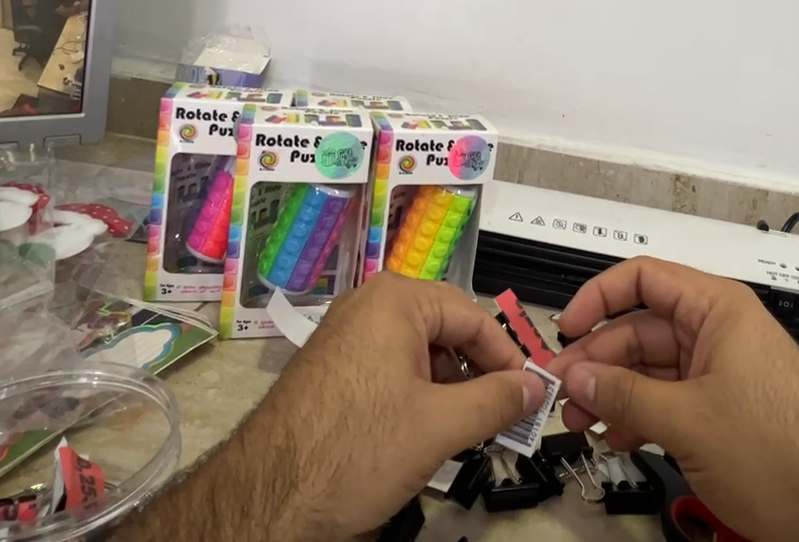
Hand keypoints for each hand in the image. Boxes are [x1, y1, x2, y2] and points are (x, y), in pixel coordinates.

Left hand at [121, 274, 543, 541]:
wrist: (262, 500)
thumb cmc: (356, 449)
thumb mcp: (440, 426)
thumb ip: (497, 401)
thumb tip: (536, 387)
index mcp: (396, 298)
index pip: (473, 316)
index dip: (507, 358)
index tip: (530, 396)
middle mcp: (369, 303)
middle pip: (445, 329)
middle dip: (475, 373)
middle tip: (498, 417)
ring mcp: (345, 333)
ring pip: (418, 350)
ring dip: (446, 387)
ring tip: (458, 430)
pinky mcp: (330, 365)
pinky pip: (388, 366)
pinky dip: (414, 393)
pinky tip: (417, 431)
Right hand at [550, 257, 798, 541]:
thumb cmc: (779, 452)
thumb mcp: (688, 419)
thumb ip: (624, 393)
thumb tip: (577, 375)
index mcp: (716, 308)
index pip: (645, 277)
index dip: (600, 296)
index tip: (567, 327)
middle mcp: (717, 330)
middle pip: (641, 327)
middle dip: (598, 359)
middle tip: (562, 390)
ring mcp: (720, 370)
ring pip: (650, 366)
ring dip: (613, 391)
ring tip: (580, 420)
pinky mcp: (722, 406)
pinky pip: (668, 396)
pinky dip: (639, 413)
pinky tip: (617, 435)